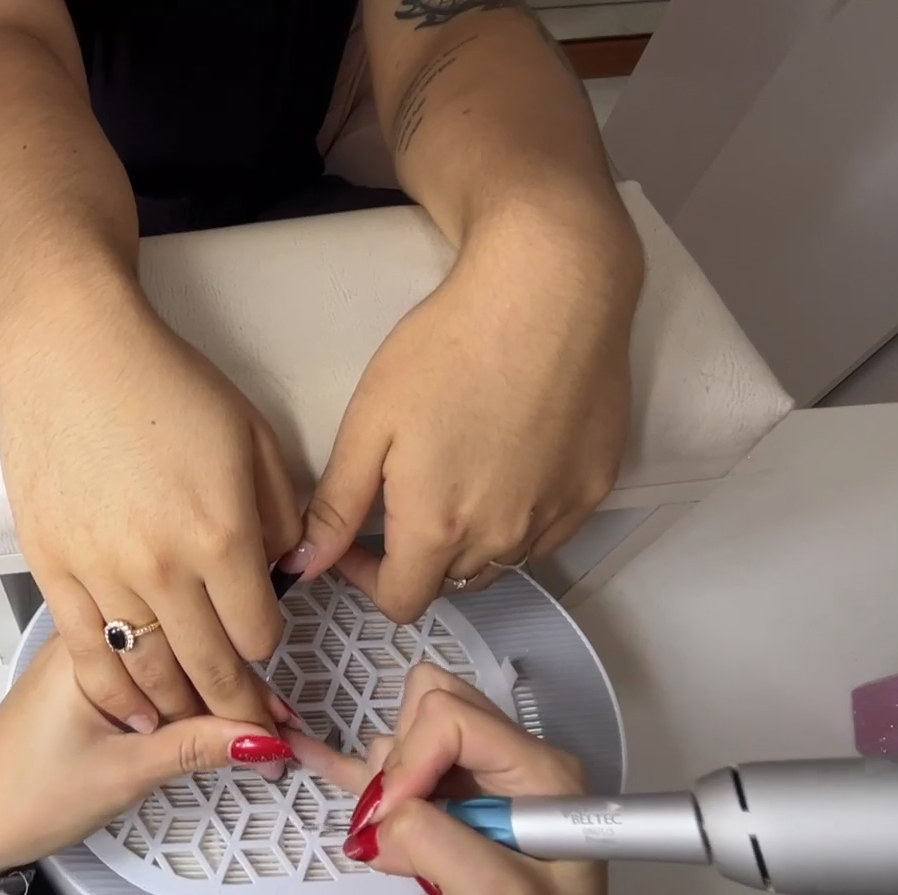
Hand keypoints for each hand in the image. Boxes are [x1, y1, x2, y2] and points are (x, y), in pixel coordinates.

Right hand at [0, 303, 300, 731]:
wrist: (71, 352)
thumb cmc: (168, 384)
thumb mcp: (251, 435)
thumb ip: (280, 513)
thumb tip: (288, 571)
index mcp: (222, 537)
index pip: (259, 630)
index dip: (269, 651)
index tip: (267, 655)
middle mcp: (164, 571)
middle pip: (209, 666)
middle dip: (236, 704)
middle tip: (250, 725)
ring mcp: (100, 576)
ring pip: (148, 672)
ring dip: (178, 709)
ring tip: (194, 725)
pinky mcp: (51, 570)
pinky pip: (85, 655)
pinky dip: (115, 695)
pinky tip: (135, 719)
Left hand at [0, 640, 293, 878]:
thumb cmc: (35, 795)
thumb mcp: (123, 772)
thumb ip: (194, 746)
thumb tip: (265, 739)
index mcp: (87, 644)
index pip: (180, 650)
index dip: (237, 686)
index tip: (283, 719)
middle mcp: (86, 637)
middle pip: (176, 653)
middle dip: (231, 691)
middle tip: (283, 725)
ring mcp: (84, 656)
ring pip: (163, 667)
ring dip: (208, 697)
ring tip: (261, 725)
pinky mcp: (85, 680)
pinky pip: (143, 679)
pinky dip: (178, 702)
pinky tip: (211, 722)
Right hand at [283, 663, 651, 894]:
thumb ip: (432, 838)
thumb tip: (376, 819)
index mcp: (539, 771)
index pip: (453, 717)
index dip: (411, 759)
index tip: (393, 820)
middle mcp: (505, 763)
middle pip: (428, 706)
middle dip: (398, 758)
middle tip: (395, 819)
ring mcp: (467, 782)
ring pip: (400, 735)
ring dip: (381, 780)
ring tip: (390, 838)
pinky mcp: (434, 805)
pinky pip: (381, 767)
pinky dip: (344, 762)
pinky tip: (307, 749)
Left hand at [286, 216, 638, 621]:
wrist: (550, 289)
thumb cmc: (445, 351)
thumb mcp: (368, 428)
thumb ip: (335, 509)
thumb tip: (302, 567)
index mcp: (440, 527)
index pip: (401, 602)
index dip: (365, 581)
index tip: (350, 542)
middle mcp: (504, 536)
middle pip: (446, 584)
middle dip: (410, 560)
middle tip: (394, 505)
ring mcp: (557, 515)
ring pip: (496, 563)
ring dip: (461, 545)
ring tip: (446, 485)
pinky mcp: (596, 488)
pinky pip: (543, 535)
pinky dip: (511, 523)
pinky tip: (500, 471)